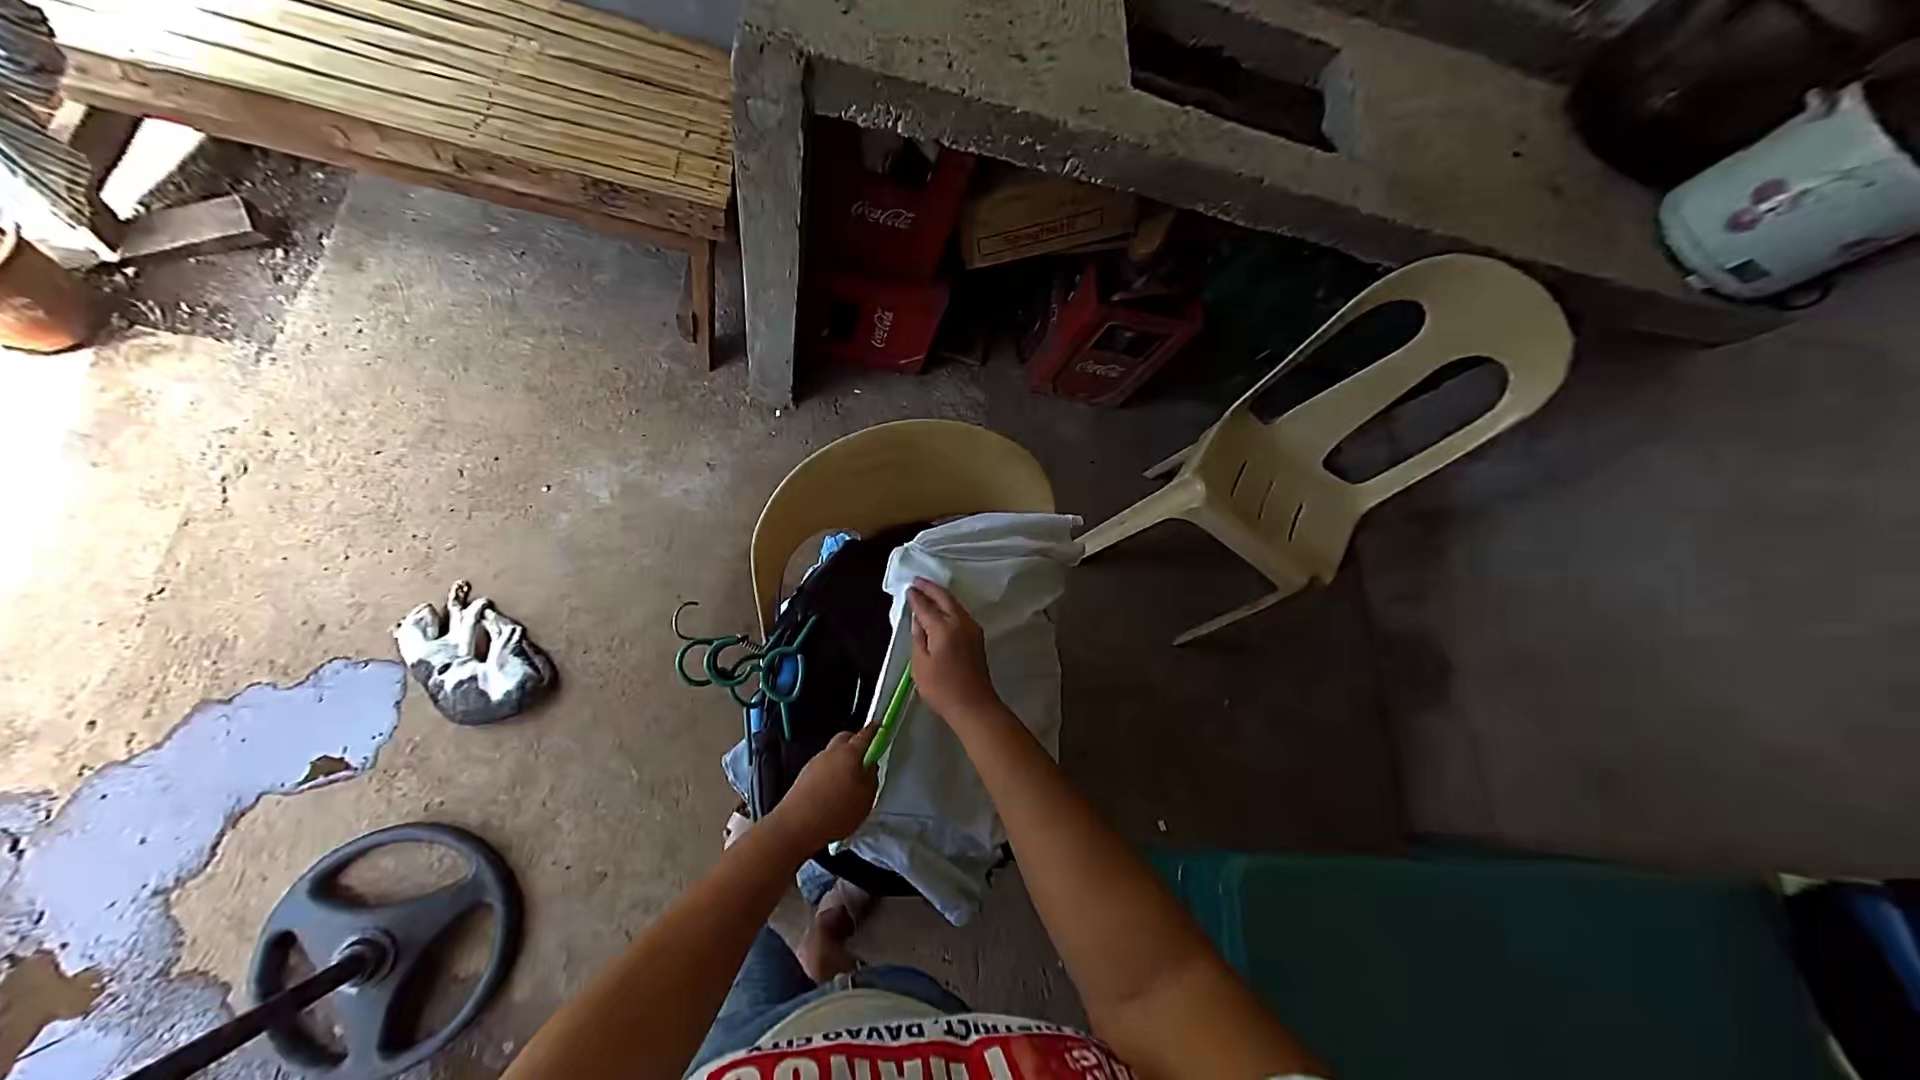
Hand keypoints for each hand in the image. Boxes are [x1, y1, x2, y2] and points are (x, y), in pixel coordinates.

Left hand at [768, 725, 878, 854]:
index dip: (874, 730)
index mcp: (850, 752)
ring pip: (833, 753)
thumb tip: (871, 768)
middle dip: (856, 742)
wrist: (797, 825)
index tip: (878, 728)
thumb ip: (872, 777)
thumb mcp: (866, 797)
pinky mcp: (804, 775)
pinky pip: (822, 768)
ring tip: (849, 782)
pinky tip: (833, 793)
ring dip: (842, 760)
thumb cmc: (835, 811)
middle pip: (846, 738)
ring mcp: (815, 762)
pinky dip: (830, 773)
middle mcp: (831, 752)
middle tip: (865, 757)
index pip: (865, 734)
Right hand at [906, 579, 1000, 720]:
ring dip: (941, 595)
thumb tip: (918, 620)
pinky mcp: (977, 636)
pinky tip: (943, 607)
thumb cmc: (942, 688)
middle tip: (918, 581)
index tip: (908, 589)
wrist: (973, 704)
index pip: (926, 606)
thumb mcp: (920, 664)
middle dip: (930, 588)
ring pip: (955, 604)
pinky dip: (950, 605)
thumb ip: (918, 637)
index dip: (916, 597)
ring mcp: (972, 628)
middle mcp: (960, 622)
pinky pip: (961, 612)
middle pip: (944, 598)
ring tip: (928, 590)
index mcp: (944, 627)